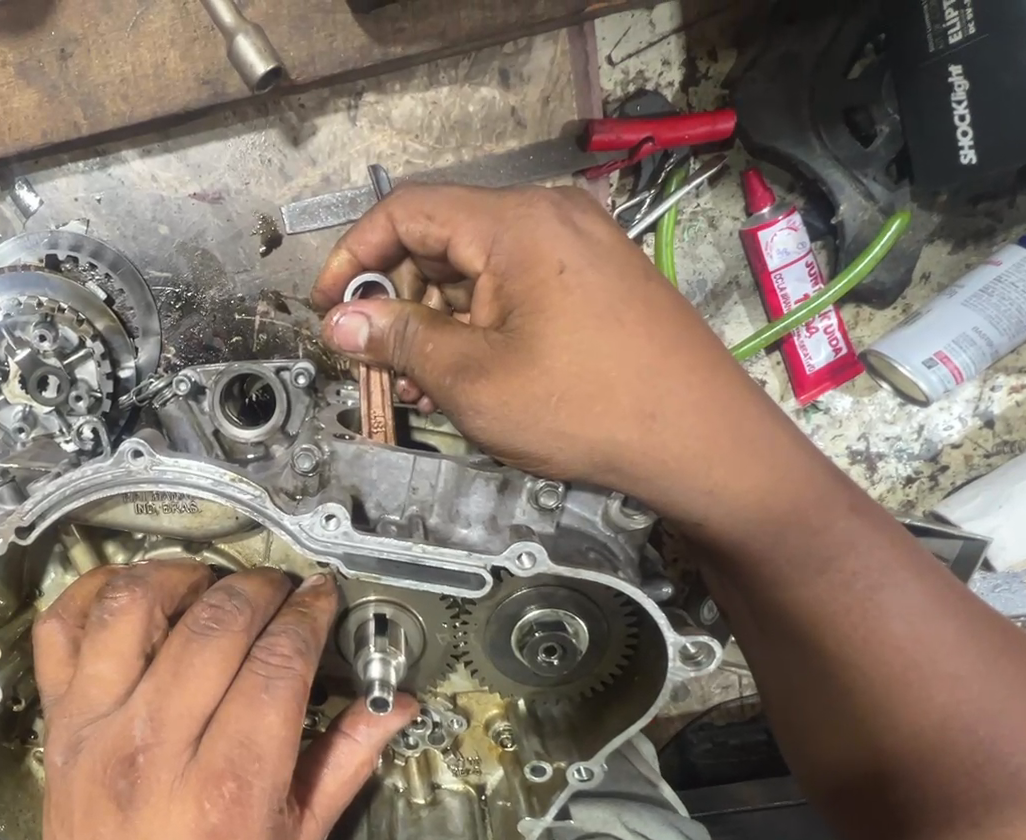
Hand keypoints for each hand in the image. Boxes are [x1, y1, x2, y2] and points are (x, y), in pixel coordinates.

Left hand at [0, 561, 414, 839]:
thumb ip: (342, 766)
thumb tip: (394, 704)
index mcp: (226, 793)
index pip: (276, 666)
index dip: (308, 617)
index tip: (322, 597)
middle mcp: (153, 748)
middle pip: (213, 626)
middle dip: (260, 589)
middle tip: (282, 589)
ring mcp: (94, 727)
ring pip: (132, 608)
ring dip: (181, 575)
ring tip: (214, 584)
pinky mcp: (58, 720)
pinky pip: (60, 628)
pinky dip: (94, 590)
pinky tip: (137, 592)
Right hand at [309, 184, 821, 530]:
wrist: (699, 442)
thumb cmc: (584, 407)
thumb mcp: (471, 377)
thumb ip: (398, 339)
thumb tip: (338, 321)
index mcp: (516, 224)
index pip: (405, 211)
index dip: (352, 256)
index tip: (326, 307)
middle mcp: (547, 219)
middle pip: (437, 241)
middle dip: (394, 302)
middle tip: (373, 362)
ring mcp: (574, 249)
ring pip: (470, 272)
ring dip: (430, 324)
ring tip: (415, 385)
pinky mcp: (588, 283)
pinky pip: (508, 291)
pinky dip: (472, 328)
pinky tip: (459, 378)